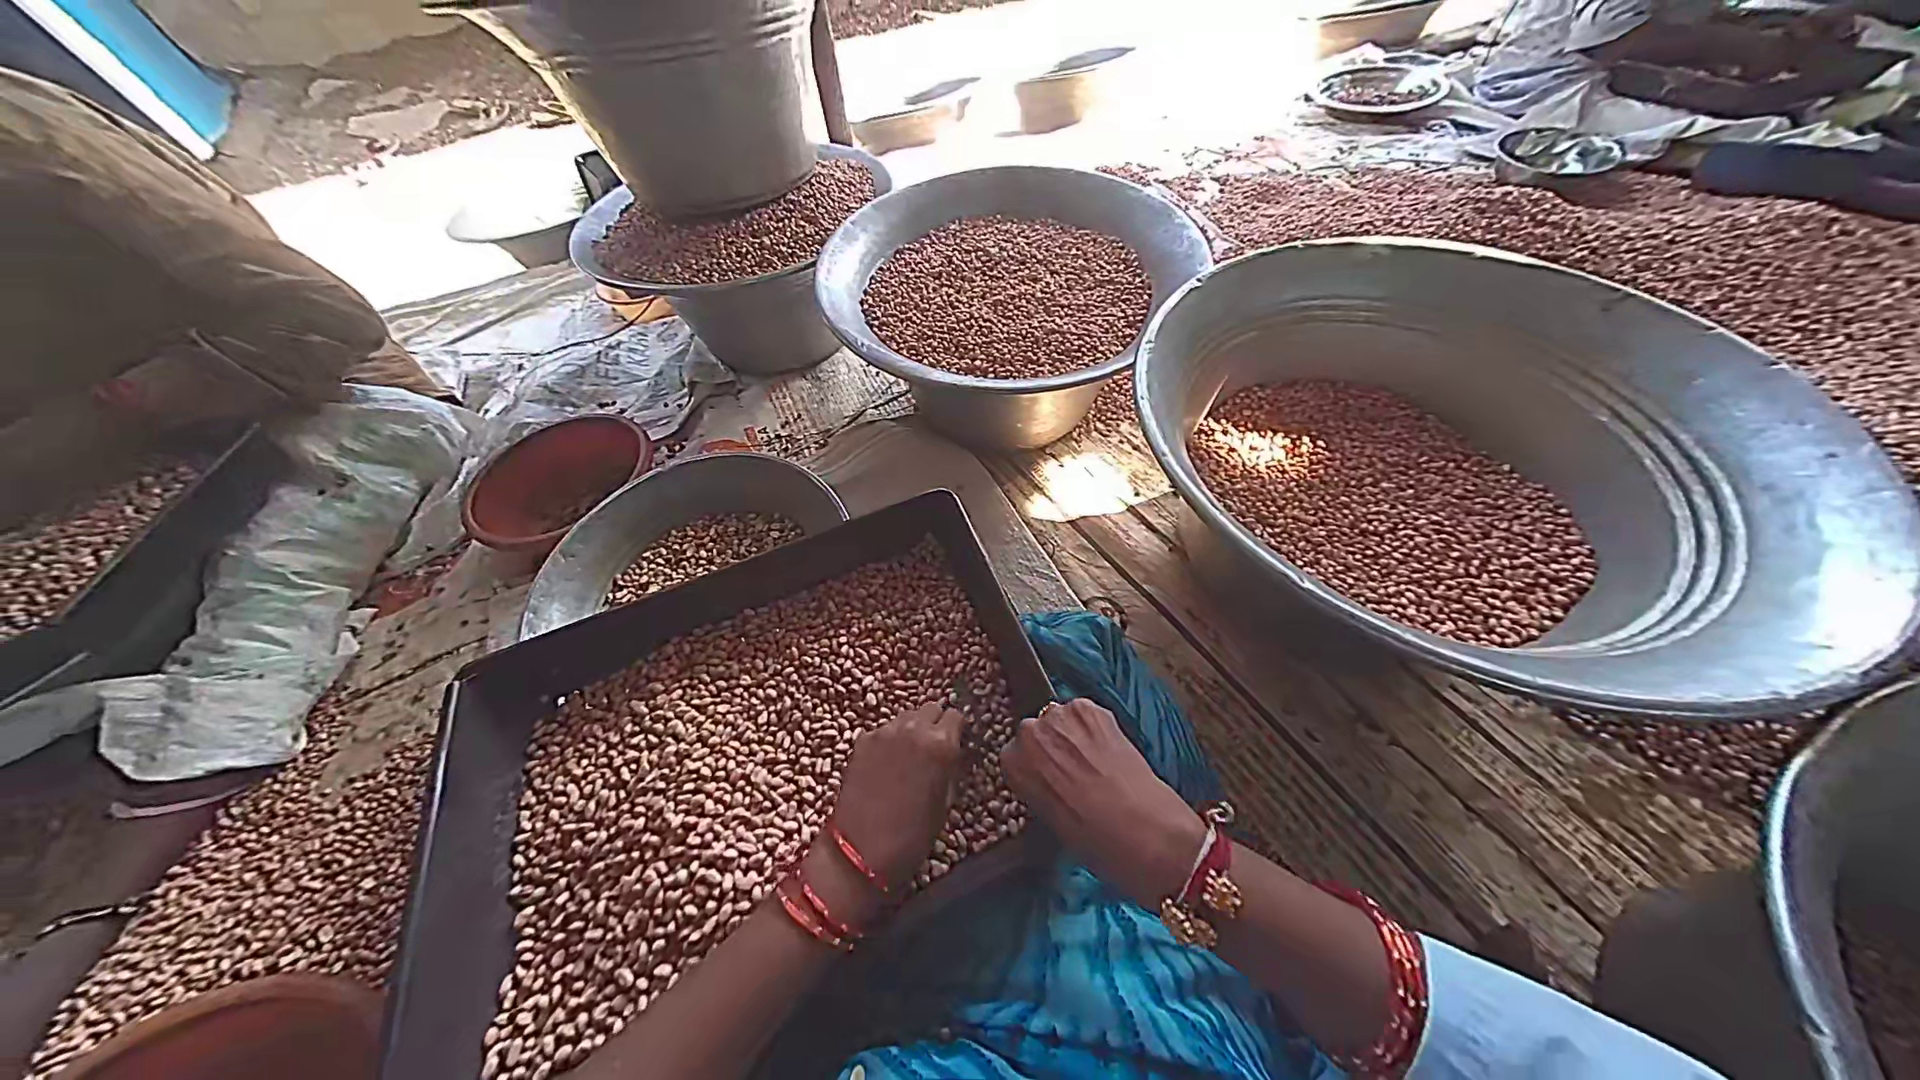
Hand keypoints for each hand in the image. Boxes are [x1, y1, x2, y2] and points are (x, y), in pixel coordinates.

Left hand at [826, 703, 964, 893]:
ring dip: (913, 728)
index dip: (958, 729)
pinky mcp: (862, 740)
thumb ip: (952, 767)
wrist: (861, 851)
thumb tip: (955, 754)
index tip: (957, 742)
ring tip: (910, 755)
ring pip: (906, 716)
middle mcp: (913, 728)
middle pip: (931, 708)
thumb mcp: (946, 801)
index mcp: (941, 743)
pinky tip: (888, 764)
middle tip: (934, 747)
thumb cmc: (914, 835)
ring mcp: (884, 732)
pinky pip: (884, 731)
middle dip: (936, 723)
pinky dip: (891, 740)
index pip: (956, 716)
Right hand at [1001, 699, 1205, 907]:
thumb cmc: (1095, 842)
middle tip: (1075, 769)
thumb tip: (1049, 778)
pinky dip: (1094, 727)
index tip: (1050, 778)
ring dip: (1073, 733)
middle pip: (1035, 730)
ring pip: (1061, 718)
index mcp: (1013, 764)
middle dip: (1051, 746)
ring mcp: (1061, 716)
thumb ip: (1040, 788)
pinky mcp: (1093, 709)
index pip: (1014, 755)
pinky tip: (1109, 749)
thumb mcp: (1052, 821)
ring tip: (1095, 759)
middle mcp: (1031, 733)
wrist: (1145, 832)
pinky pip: (1085, 713)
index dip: (1035, 767)